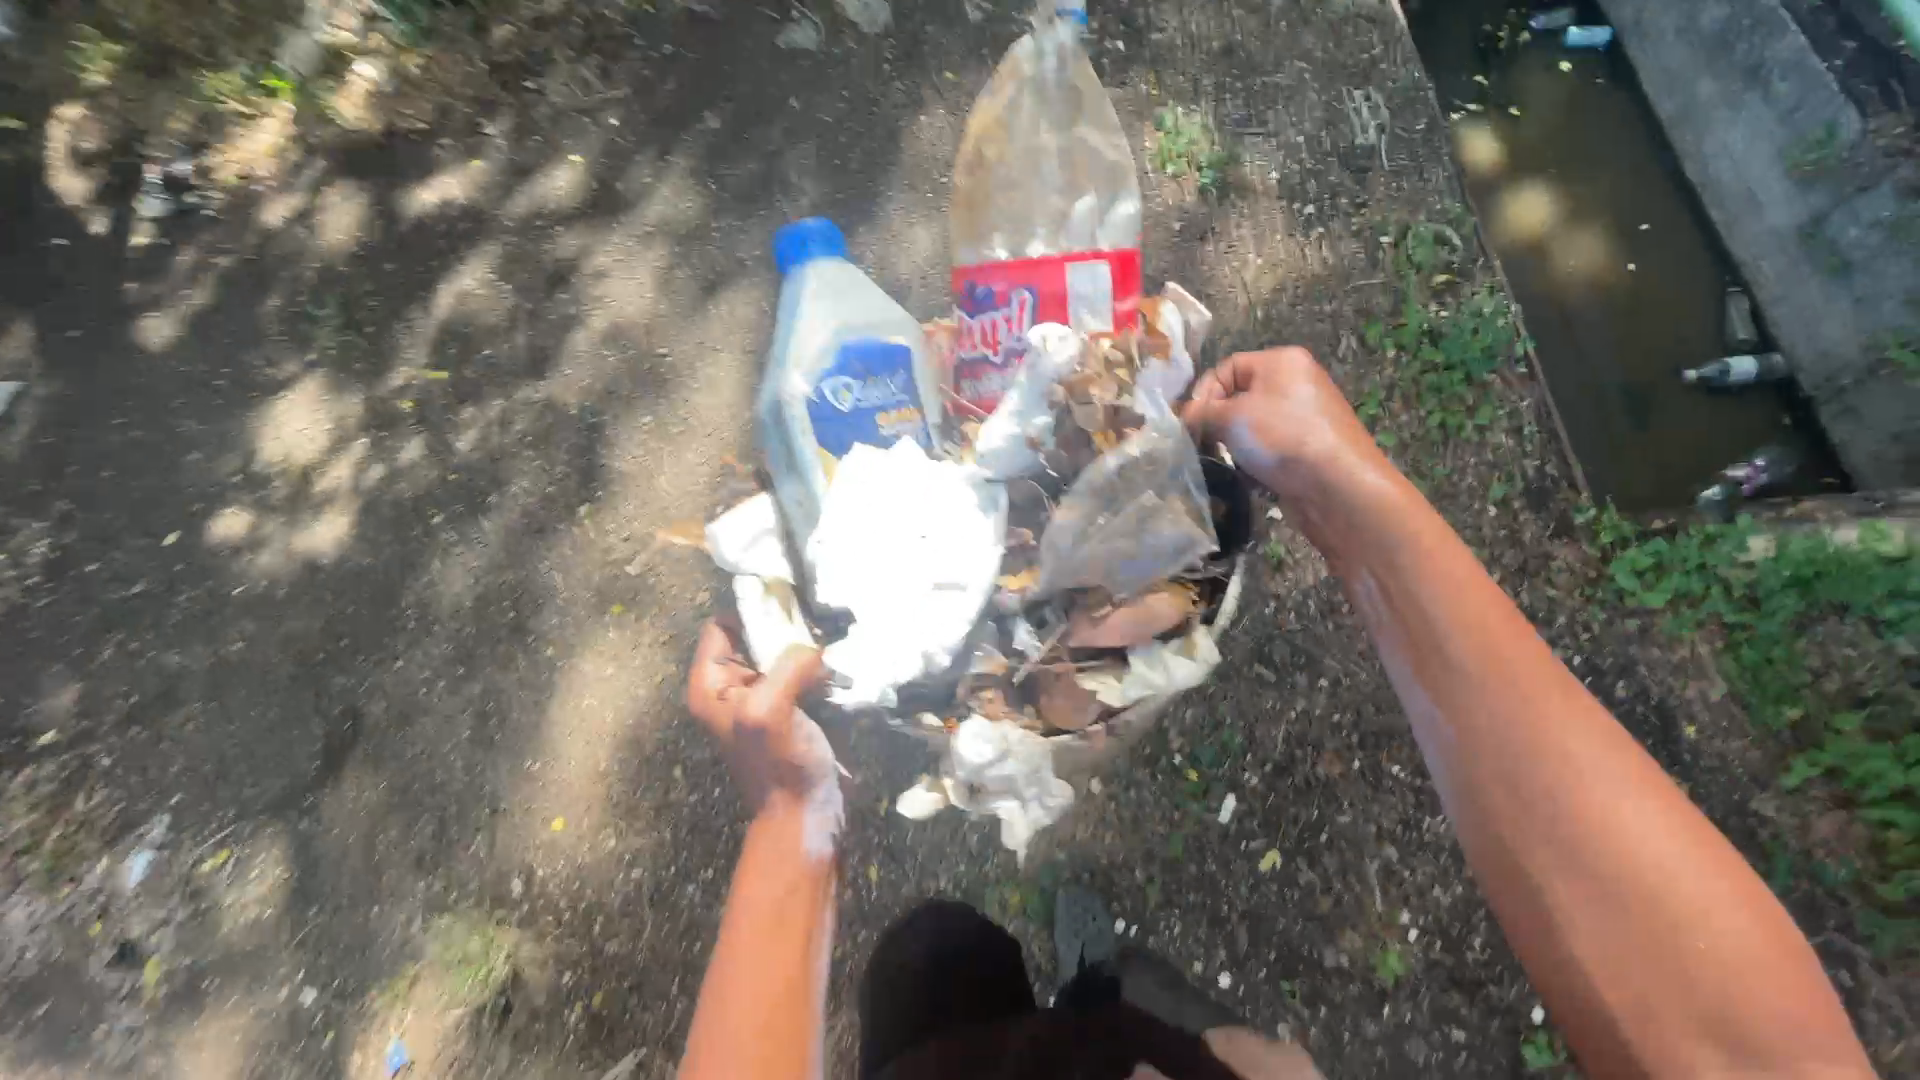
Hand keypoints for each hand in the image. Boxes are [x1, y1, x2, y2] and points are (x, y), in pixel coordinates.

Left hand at [686, 620, 833, 815]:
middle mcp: (731, 689)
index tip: (788, 608)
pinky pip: (800, 674)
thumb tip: (815, 646)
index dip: (750, 613)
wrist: (805, 816)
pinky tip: (836, 670)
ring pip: (781, 653)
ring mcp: (762, 700)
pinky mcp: (790, 710)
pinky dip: (817, 668)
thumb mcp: (770, 709)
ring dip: (805, 649)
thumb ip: (787, 666)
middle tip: (817, 625)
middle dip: (784, 629)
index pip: (721, 626)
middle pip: (753, 636)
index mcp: (711, 686)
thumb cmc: (779, 765)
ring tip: (830, 646)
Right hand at [1183, 347, 1379, 494]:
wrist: (1337, 485)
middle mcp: (1295, 382)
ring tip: (1227, 461)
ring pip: (1252, 424)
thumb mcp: (1232, 418)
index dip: (1204, 393)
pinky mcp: (1307, 445)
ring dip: (1233, 443)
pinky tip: (1249, 475)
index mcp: (1281, 361)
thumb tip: (1186, 416)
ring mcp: (1304, 415)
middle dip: (1218, 420)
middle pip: (1239, 395)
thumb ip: (1202, 412)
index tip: (1191, 423)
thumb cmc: (1282, 438)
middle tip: (1203, 443)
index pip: (1226, 367)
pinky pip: (1268, 445)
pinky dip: (1253, 458)